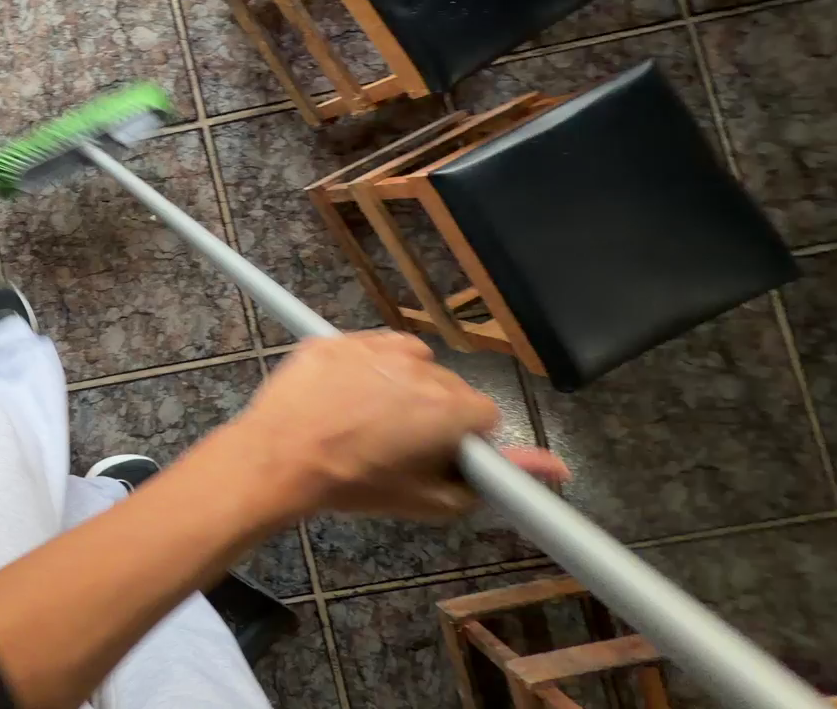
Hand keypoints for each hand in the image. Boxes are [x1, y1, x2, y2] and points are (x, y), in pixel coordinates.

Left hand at [228, 331, 568, 520]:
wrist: (279, 457)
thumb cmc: (355, 483)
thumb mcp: (432, 497)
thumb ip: (500, 480)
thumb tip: (557, 468)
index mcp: (449, 405)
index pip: (484, 413)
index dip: (463, 436)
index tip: (436, 451)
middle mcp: (417, 366)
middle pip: (445, 384)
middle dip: (433, 408)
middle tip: (397, 438)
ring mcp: (370, 346)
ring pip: (409, 358)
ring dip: (401, 380)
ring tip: (370, 413)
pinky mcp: (333, 338)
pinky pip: (367, 344)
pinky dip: (366, 362)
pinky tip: (347, 389)